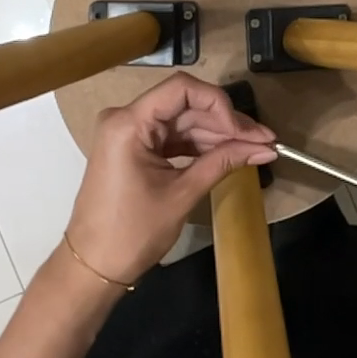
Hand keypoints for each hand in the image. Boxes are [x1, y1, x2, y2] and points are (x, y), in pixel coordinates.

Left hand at [67, 73, 276, 283]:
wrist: (93, 268)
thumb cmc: (132, 233)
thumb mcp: (182, 194)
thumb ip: (222, 162)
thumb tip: (263, 148)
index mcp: (129, 122)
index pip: (182, 89)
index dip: (219, 104)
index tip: (244, 131)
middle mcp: (126, 118)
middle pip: (185, 105)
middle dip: (225, 122)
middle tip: (263, 140)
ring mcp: (129, 133)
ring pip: (181, 121)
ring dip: (216, 134)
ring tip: (254, 148)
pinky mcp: (134, 148)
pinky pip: (171, 137)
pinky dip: (199, 145)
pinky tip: (228, 153)